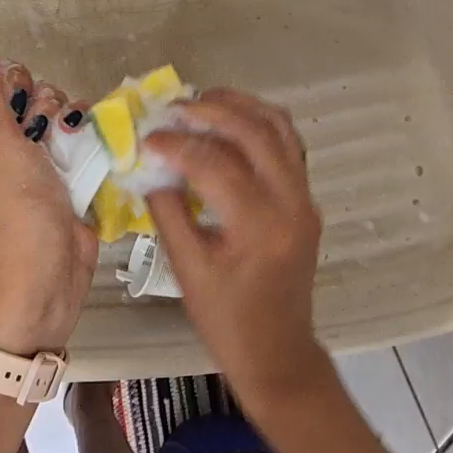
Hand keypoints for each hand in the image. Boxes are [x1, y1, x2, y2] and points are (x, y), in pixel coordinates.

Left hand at [0, 37, 96, 355]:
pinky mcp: (61, 160)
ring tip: (56, 137)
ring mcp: (28, 148)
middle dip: (23, 86)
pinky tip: (80, 139)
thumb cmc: (14, 204)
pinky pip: (69, 123)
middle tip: (26, 113)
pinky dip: (77, 125)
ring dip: (54, 109)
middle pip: (6, 82)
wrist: (48, 266)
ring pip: (43, 100)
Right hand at [144, 88, 326, 402]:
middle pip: (255, 132)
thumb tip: (152, 168)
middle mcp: (291, 204)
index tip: (147, 138)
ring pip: (280, 129)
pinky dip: (258, 124)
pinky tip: (228, 124)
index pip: (216, 164)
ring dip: (241, 108)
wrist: (277, 351)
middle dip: (212, 111)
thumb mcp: (186, 269)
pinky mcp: (305, 200)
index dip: (177, 144)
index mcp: (259, 226)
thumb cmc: (226, 319)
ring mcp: (304, 199)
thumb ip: (168, 212)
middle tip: (175, 107)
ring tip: (202, 101)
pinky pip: (288, 145)